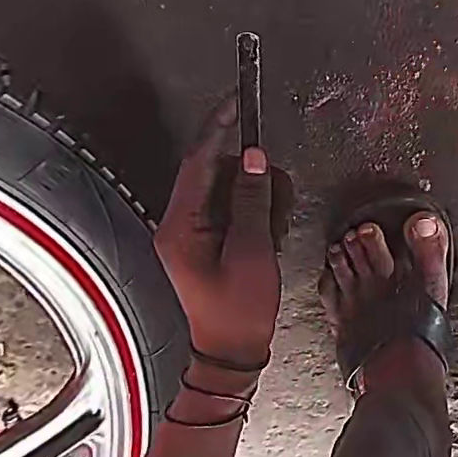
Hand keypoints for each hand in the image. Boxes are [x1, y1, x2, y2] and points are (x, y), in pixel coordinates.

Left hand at [154, 98, 288, 374]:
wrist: (233, 351)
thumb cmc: (238, 311)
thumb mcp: (253, 251)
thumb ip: (252, 200)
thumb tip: (254, 159)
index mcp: (181, 225)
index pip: (199, 161)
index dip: (219, 129)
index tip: (236, 104)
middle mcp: (182, 223)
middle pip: (220, 174)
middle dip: (255, 182)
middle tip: (276, 207)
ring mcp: (195, 232)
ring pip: (232, 190)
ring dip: (261, 201)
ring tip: (274, 231)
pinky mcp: (210, 239)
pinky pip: (236, 209)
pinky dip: (259, 215)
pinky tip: (269, 238)